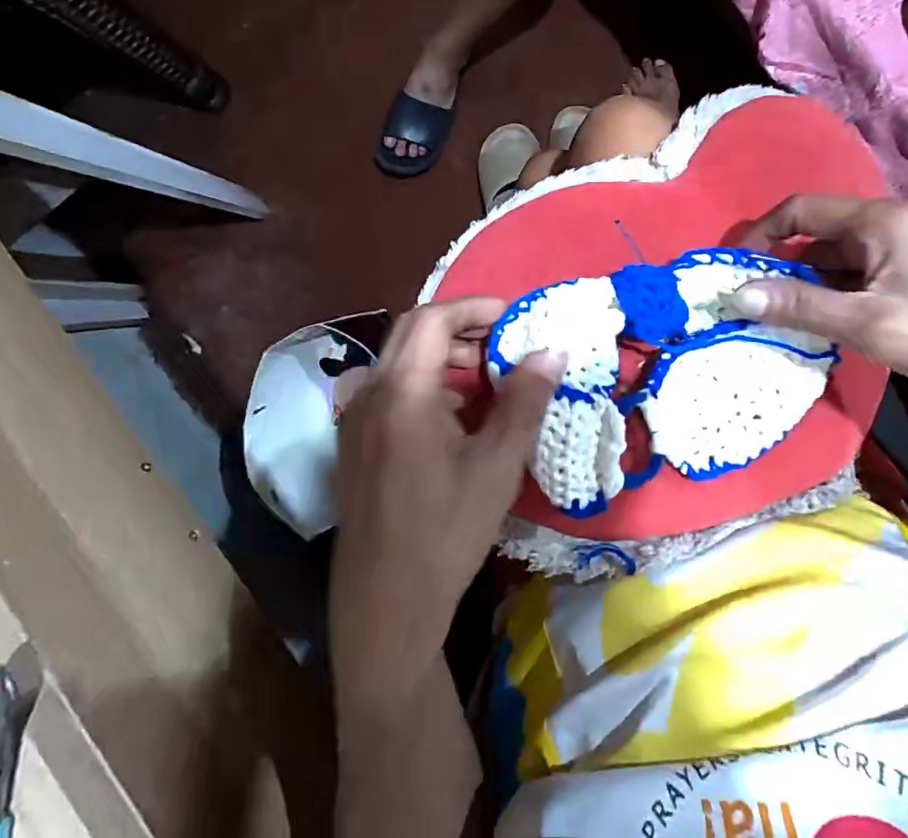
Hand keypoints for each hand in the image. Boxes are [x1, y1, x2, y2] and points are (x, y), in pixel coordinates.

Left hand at [328, 297, 562, 718]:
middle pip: (411, 334)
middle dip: (461, 330)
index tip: (513, 319)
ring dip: (443, 358)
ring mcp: (355, 420)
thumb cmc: (447, 530)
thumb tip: (553, 350)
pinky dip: (426, 385)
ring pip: (400, 363)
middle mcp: (369, 395)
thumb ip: (525, 400)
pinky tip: (456, 419)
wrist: (386, 600)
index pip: (432, 318)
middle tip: (503, 348)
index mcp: (402, 392)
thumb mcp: (497, 463)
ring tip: (486, 383)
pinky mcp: (354, 444)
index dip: (474, 308)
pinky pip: (390, 392)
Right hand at [729, 195, 907, 417]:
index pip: (802, 210)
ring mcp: (904, 247)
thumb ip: (799, 305)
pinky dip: (831, 291)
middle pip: (818, 232)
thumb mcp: (863, 323)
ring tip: (778, 314)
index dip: (762, 234)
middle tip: (751, 298)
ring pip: (836, 256)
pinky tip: (818, 319)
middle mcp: (890, 223)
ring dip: (805, 281)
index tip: (734, 267)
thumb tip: (736, 294)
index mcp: (880, 220)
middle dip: (781, 262)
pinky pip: (856, 273)